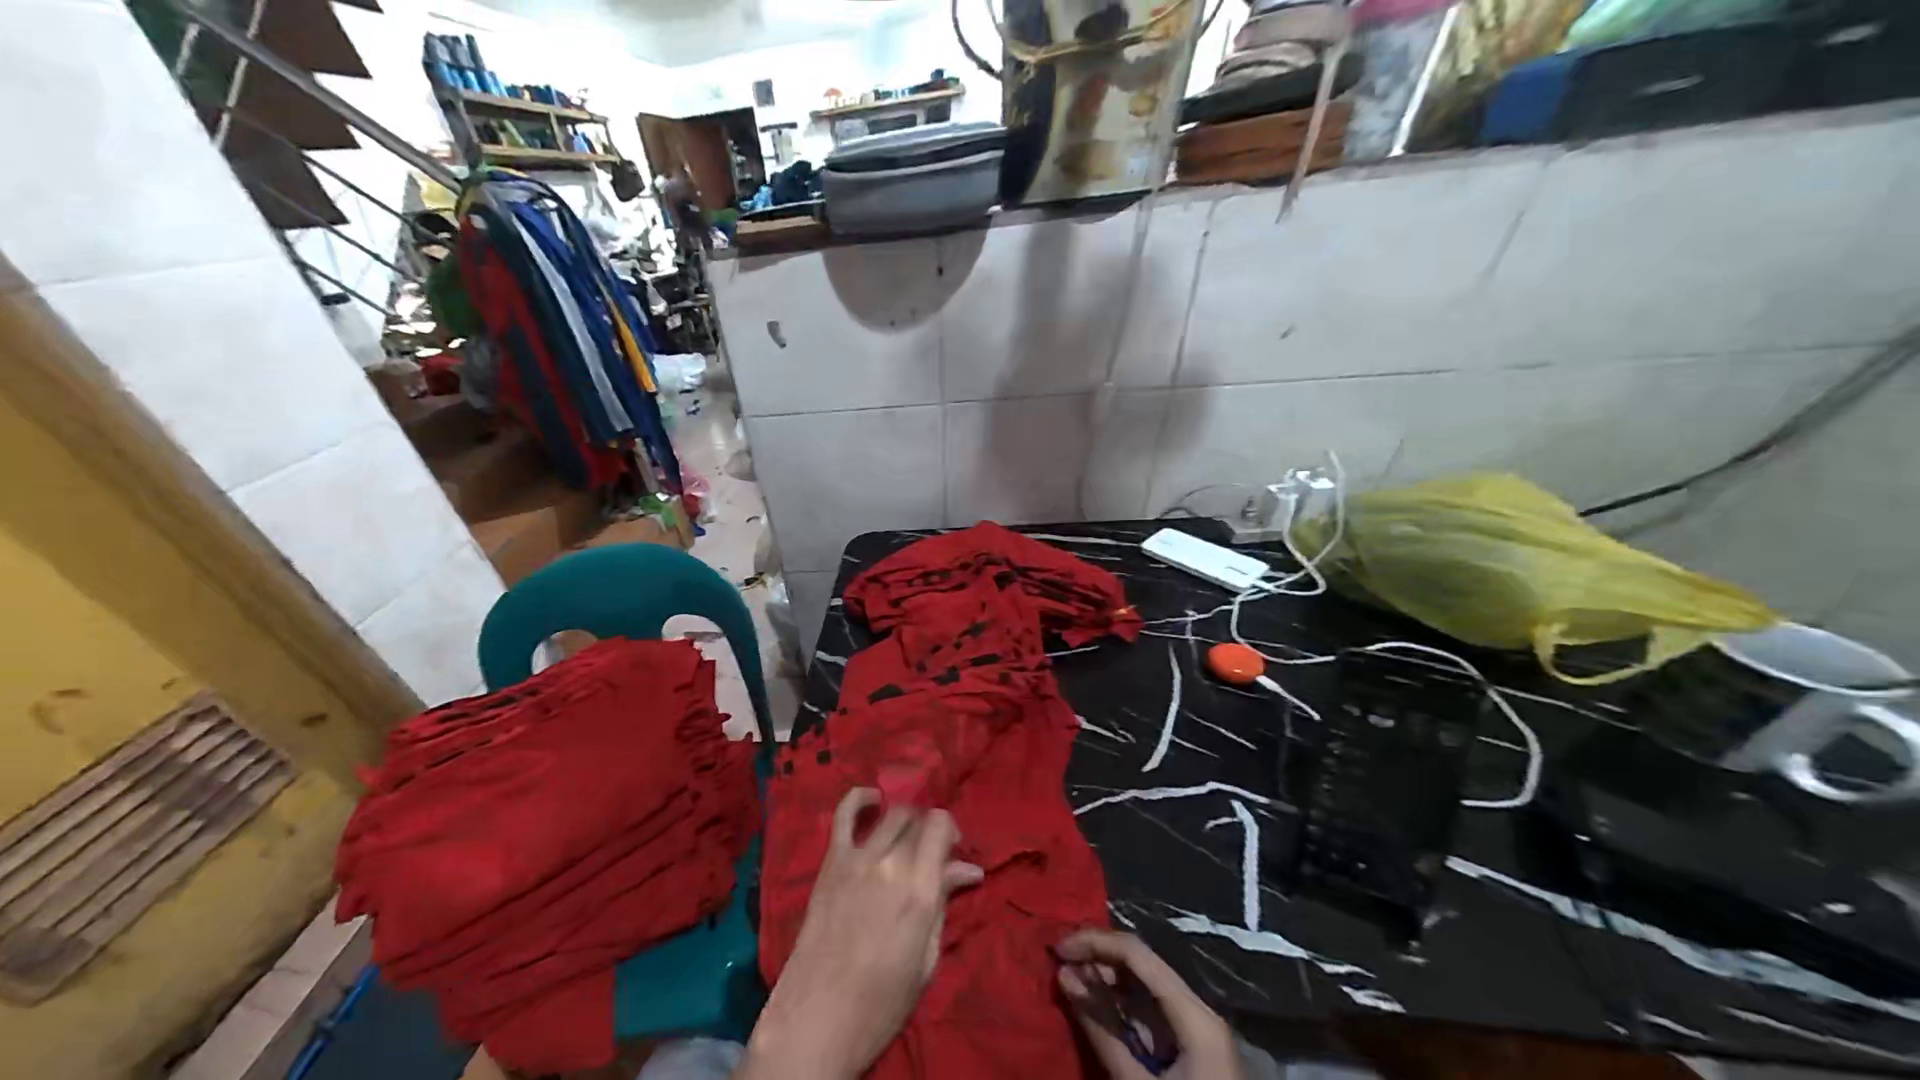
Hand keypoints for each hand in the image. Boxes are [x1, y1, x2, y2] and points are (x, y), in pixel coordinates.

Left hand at [740, 788, 983, 1079]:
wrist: (816, 1020)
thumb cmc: (881, 1002)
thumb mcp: (925, 959)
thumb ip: (943, 904)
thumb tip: (968, 870)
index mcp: (919, 889)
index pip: (940, 825)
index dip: (949, 831)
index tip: (951, 852)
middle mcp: (890, 863)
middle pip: (916, 819)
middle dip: (929, 829)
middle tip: (929, 853)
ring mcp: (857, 859)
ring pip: (890, 814)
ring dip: (904, 820)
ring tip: (905, 839)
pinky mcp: (830, 863)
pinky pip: (844, 815)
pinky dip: (859, 799)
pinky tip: (872, 799)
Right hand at [1056, 929, 1245, 1079]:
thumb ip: (1101, 1030)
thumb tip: (1066, 978)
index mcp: (1195, 1017)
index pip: (1137, 955)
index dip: (1094, 943)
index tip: (1057, 951)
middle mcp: (1199, 1013)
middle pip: (1143, 966)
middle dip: (1099, 960)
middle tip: (1059, 965)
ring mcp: (1197, 1032)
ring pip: (1145, 989)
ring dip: (1106, 983)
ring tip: (1070, 983)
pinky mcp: (1191, 1052)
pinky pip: (1151, 1016)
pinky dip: (1120, 1010)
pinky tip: (1094, 1010)